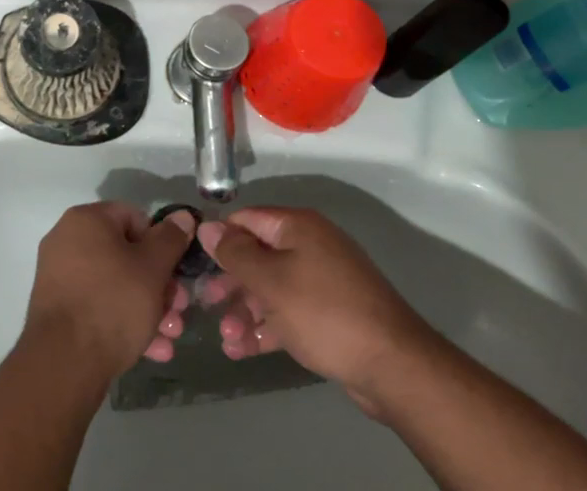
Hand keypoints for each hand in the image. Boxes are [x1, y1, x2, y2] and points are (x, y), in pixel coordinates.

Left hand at [21, 202, 195, 378]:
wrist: (64, 360)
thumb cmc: (113, 302)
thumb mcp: (152, 268)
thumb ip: (170, 239)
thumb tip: (182, 216)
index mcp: (86, 221)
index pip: (134, 217)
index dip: (160, 242)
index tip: (177, 269)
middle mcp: (67, 241)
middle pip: (126, 255)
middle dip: (159, 284)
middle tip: (180, 308)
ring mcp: (61, 276)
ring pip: (116, 285)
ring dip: (149, 308)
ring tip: (172, 334)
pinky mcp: (60, 309)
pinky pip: (99, 306)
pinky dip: (125, 322)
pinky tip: (153, 349)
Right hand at [197, 208, 435, 416]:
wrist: (392, 366)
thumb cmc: (324, 314)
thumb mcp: (271, 281)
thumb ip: (235, 253)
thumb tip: (207, 226)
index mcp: (297, 227)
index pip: (245, 219)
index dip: (218, 239)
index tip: (194, 264)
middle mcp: (310, 247)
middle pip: (256, 256)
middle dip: (230, 284)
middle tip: (206, 306)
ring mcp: (321, 282)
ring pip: (270, 289)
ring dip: (244, 312)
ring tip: (228, 340)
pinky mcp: (328, 315)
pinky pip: (287, 314)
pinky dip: (265, 329)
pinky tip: (242, 352)